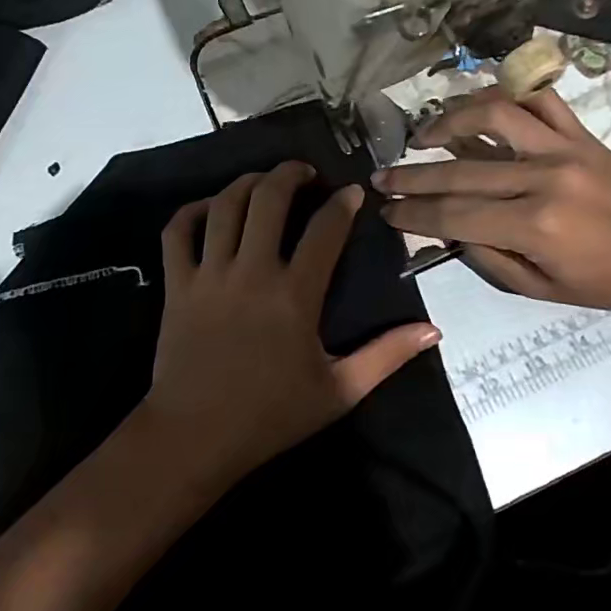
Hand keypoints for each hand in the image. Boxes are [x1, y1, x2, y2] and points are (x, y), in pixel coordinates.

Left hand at [145, 162, 441, 479]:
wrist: (194, 438)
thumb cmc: (271, 415)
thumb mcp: (340, 391)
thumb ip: (387, 355)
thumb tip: (434, 329)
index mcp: (294, 296)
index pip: (325, 229)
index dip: (343, 203)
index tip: (353, 191)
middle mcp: (251, 272)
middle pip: (268, 198)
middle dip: (290, 173)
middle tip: (306, 172)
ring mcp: (208, 275)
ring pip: (224, 205)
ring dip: (247, 182)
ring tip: (265, 180)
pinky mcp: (176, 285)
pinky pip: (178, 231)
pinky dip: (192, 210)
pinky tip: (211, 208)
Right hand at [374, 88, 610, 314]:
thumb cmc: (608, 283)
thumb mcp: (541, 289)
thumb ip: (489, 257)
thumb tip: (449, 227)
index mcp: (535, 226)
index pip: (454, 213)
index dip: (413, 212)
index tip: (385, 210)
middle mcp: (544, 177)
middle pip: (461, 168)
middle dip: (413, 174)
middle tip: (381, 176)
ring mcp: (564, 147)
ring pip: (494, 115)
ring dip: (450, 119)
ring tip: (424, 134)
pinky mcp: (581, 133)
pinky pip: (538, 99)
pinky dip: (506, 94)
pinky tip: (481, 107)